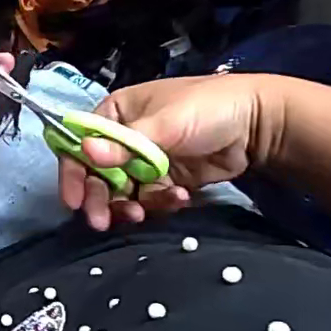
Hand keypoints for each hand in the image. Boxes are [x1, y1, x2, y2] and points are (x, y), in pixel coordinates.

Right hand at [60, 74, 285, 229]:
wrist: (256, 125)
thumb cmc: (207, 109)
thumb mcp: (165, 124)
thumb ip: (126, 144)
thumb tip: (86, 151)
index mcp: (116, 113)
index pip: (81, 145)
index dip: (74, 173)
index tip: (74, 201)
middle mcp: (124, 138)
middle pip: (97, 175)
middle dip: (100, 199)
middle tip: (101, 222)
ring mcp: (145, 161)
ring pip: (122, 193)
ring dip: (129, 207)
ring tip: (142, 214)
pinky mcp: (165, 181)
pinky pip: (149, 199)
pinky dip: (159, 203)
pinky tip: (179, 197)